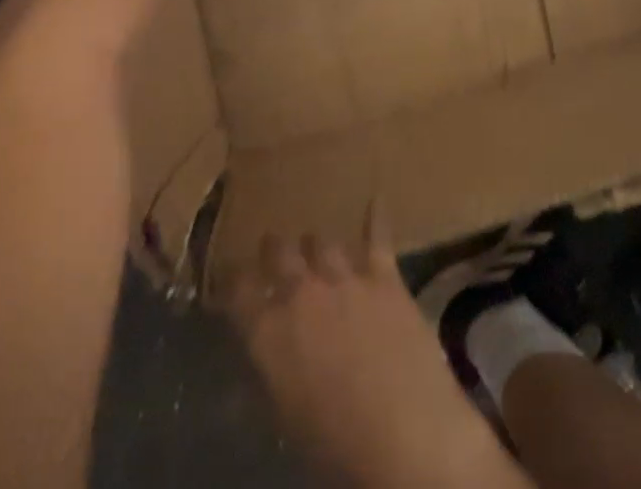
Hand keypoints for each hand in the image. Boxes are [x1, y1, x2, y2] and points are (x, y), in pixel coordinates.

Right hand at [227, 209, 530, 488]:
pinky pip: (378, 238)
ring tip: (317, 244)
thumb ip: (275, 368)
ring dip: (317, 245)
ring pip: (323, 243)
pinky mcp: (386, 279)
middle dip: (274, 250)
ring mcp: (345, 280)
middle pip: (279, 254)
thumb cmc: (338, 441)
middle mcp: (299, 295)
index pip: (237, 290)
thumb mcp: (287, 412)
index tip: (234, 277)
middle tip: (274, 248)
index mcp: (266, 332)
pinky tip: (376, 199)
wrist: (407, 431)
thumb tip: (269, 352)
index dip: (234, 280)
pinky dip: (375, 218)